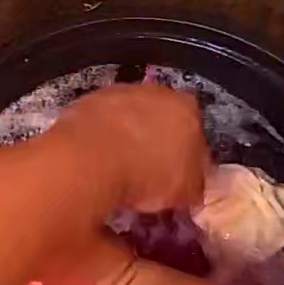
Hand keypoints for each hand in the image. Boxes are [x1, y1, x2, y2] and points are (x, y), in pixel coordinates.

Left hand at [46, 84, 206, 212]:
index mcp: (187, 109)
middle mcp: (157, 93)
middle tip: (147, 173)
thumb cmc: (148, 174)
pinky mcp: (88, 100)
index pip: (195, 132)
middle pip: (160, 119)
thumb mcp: (186, 192)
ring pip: (129, 118)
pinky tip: (95, 160)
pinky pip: (102, 122)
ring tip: (117, 169)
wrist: (92, 158)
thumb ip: (194, 182)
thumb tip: (191, 187)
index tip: (176, 176)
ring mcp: (120, 93)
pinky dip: (100, 137)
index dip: (186, 157)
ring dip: (126, 138)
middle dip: (155, 142)